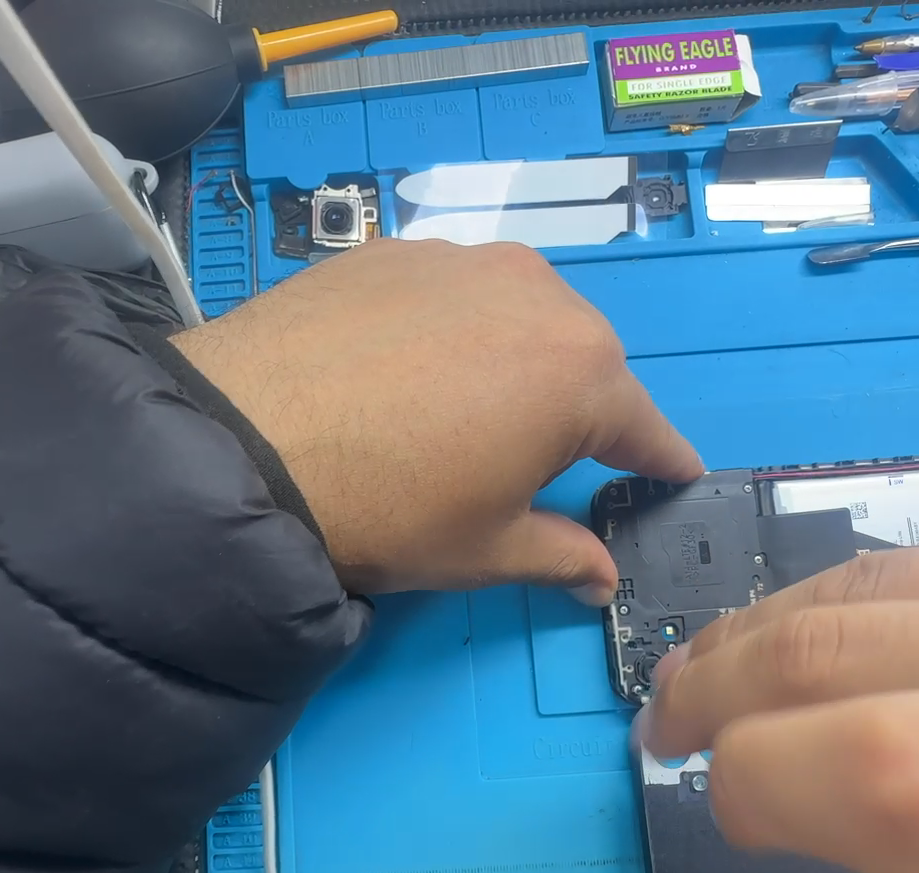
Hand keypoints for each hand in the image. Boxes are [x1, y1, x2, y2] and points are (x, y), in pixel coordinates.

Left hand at [170, 239, 701, 599]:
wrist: (244, 445)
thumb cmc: (387, 511)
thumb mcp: (484, 549)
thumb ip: (560, 555)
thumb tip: (602, 577)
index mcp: (579, 376)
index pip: (643, 426)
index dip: (660, 458)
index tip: (675, 472)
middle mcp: (537, 297)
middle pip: (582, 363)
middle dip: (576, 411)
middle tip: (539, 458)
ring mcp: (462, 260)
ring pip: (519, 316)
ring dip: (513, 361)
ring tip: (464, 410)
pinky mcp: (396, 250)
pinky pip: (452, 293)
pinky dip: (451, 330)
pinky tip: (407, 368)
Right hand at [641, 517, 918, 872]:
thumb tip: (818, 786)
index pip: (907, 775)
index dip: (766, 785)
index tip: (729, 812)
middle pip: (852, 650)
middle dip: (720, 689)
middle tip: (665, 725)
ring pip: (868, 581)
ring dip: (753, 631)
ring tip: (704, 670)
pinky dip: (835, 603)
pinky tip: (808, 635)